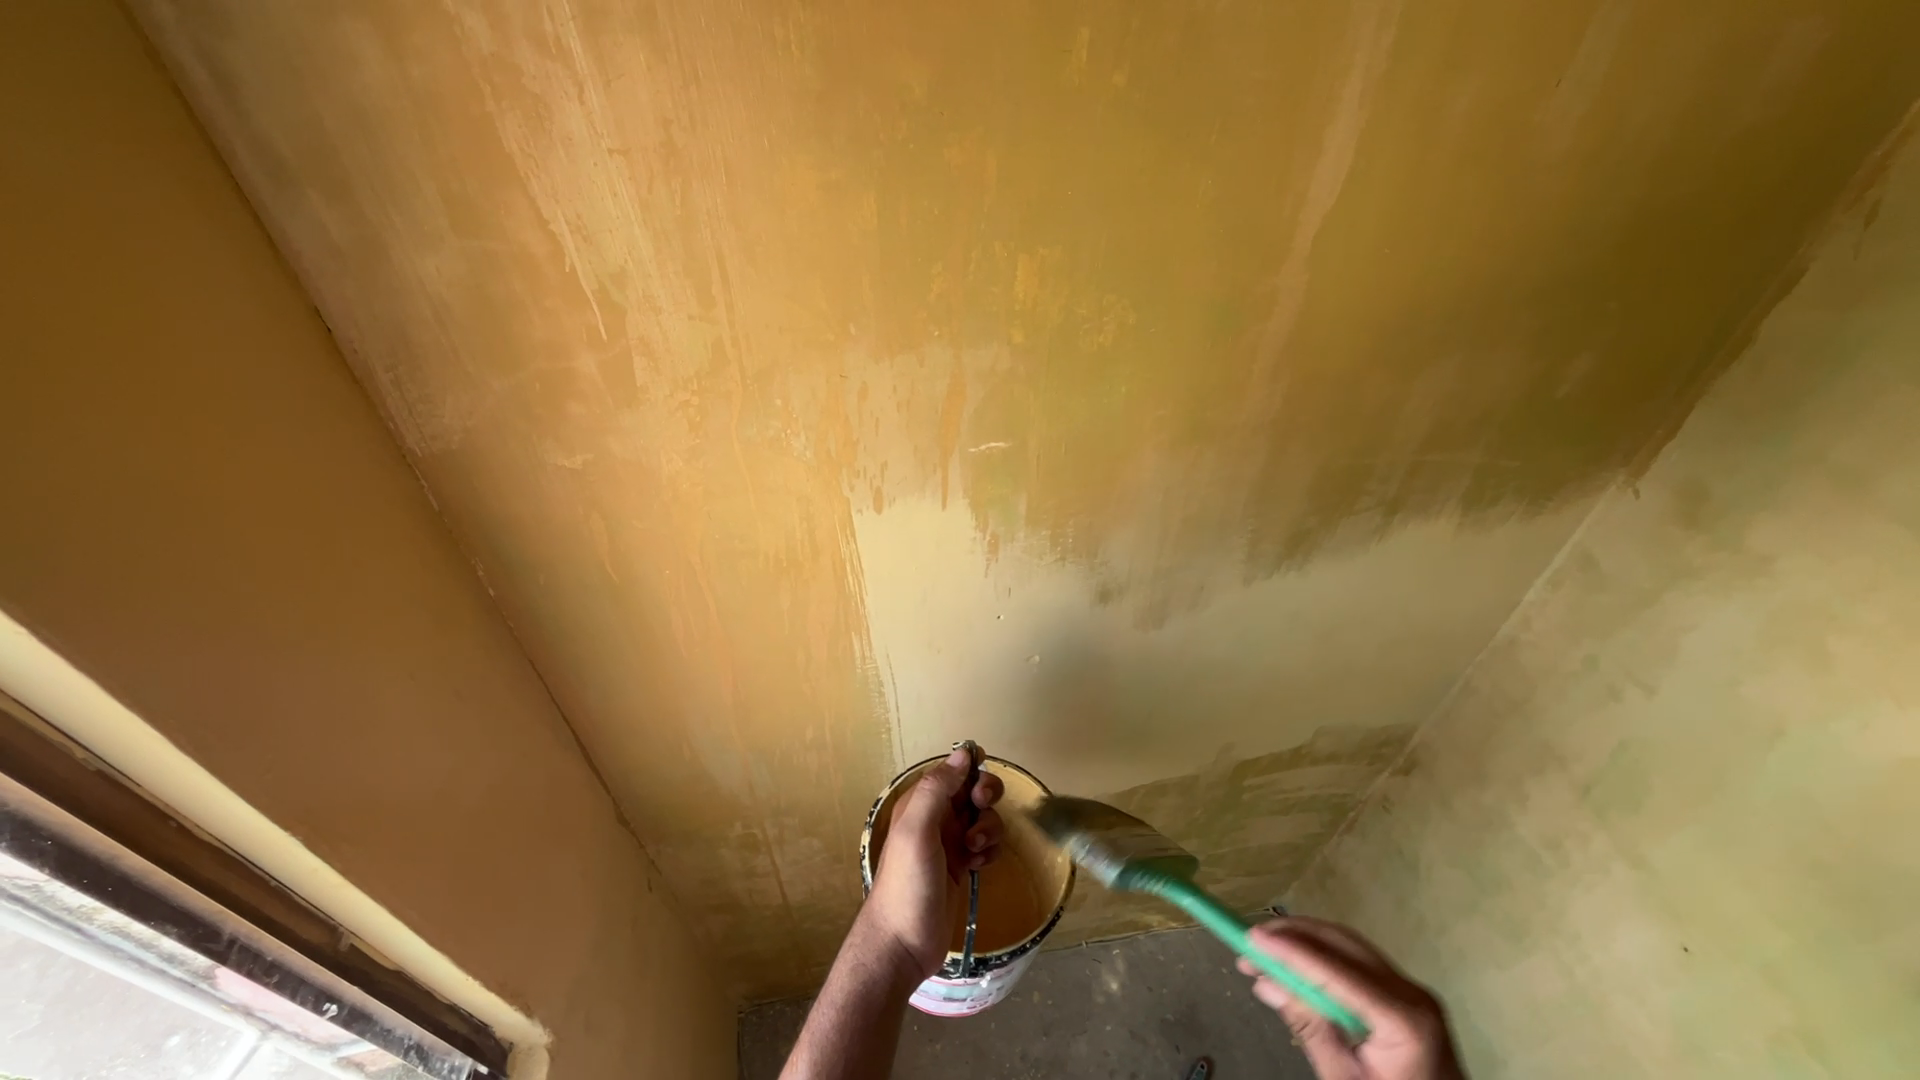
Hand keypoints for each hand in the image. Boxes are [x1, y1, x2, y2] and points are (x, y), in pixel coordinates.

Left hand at [860, 746, 1005, 980]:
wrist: (902, 945)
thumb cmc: (907, 884)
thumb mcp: (917, 830)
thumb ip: (937, 789)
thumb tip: (963, 752)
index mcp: (919, 803)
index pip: (951, 769)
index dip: (971, 768)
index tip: (979, 783)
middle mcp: (934, 818)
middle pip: (972, 790)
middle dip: (985, 797)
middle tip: (981, 810)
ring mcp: (948, 844)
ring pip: (983, 818)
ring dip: (989, 828)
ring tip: (975, 850)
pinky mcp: (961, 868)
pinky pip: (986, 846)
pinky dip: (989, 851)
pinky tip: (979, 866)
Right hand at [1237, 917, 1465, 1079]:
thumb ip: (1310, 1029)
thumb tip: (1266, 983)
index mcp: (1403, 1019)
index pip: (1336, 970)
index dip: (1291, 950)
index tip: (1251, 937)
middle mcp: (1411, 993)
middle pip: (1343, 944)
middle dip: (1294, 935)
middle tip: (1250, 940)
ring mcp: (1411, 991)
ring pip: (1349, 946)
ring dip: (1305, 941)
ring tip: (1264, 947)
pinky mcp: (1405, 996)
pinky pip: (1357, 962)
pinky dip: (1322, 956)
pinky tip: (1296, 964)